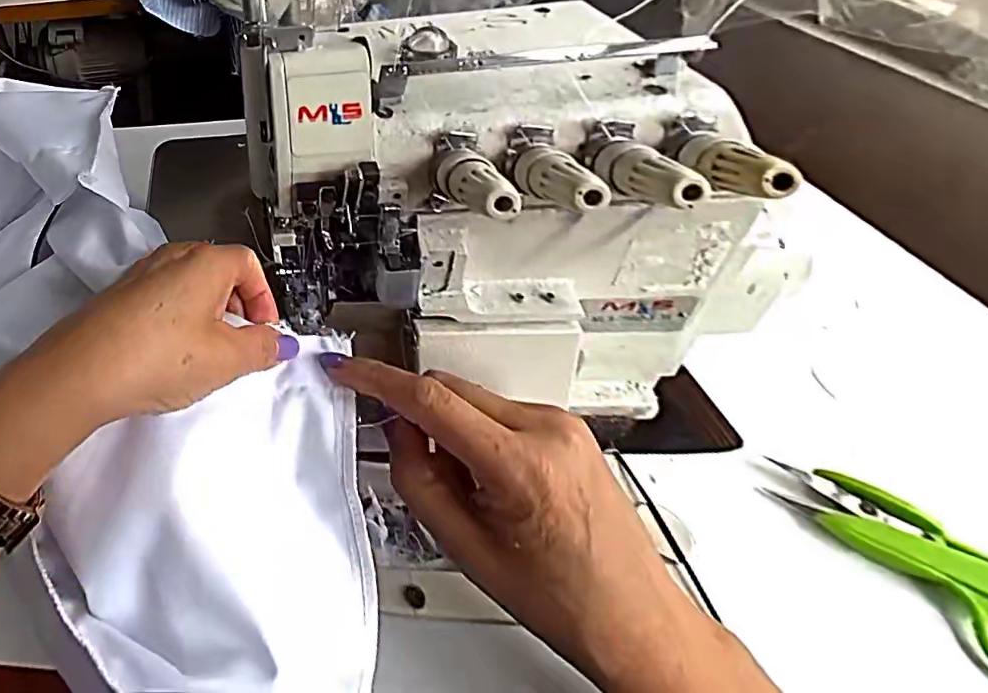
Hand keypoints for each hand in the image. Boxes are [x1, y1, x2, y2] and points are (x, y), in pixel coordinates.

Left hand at [0, 243, 293, 498]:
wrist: (80, 372)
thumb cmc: (148, 354)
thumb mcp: (225, 359)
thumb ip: (261, 348)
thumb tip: (277, 343)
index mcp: (205, 261)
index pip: (250, 264)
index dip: (265, 299)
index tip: (264, 329)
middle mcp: (174, 258)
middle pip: (221, 271)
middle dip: (239, 306)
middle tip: (242, 341)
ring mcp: (144, 274)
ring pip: (192, 285)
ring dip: (209, 314)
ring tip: (206, 353)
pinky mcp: (123, 295)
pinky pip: (165, 298)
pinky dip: (179, 319)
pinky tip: (172, 354)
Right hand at [325, 358, 775, 692]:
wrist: (636, 618)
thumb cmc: (567, 600)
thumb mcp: (467, 549)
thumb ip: (417, 479)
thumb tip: (399, 430)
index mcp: (522, 466)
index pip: (431, 399)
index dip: (378, 379)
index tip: (351, 369)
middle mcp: (548, 430)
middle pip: (449, 389)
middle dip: (417, 414)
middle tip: (415, 460)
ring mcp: (562, 422)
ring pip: (472, 397)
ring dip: (451, 427)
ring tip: (472, 487)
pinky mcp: (567, 423)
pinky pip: (499, 407)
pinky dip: (478, 431)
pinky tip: (494, 479)